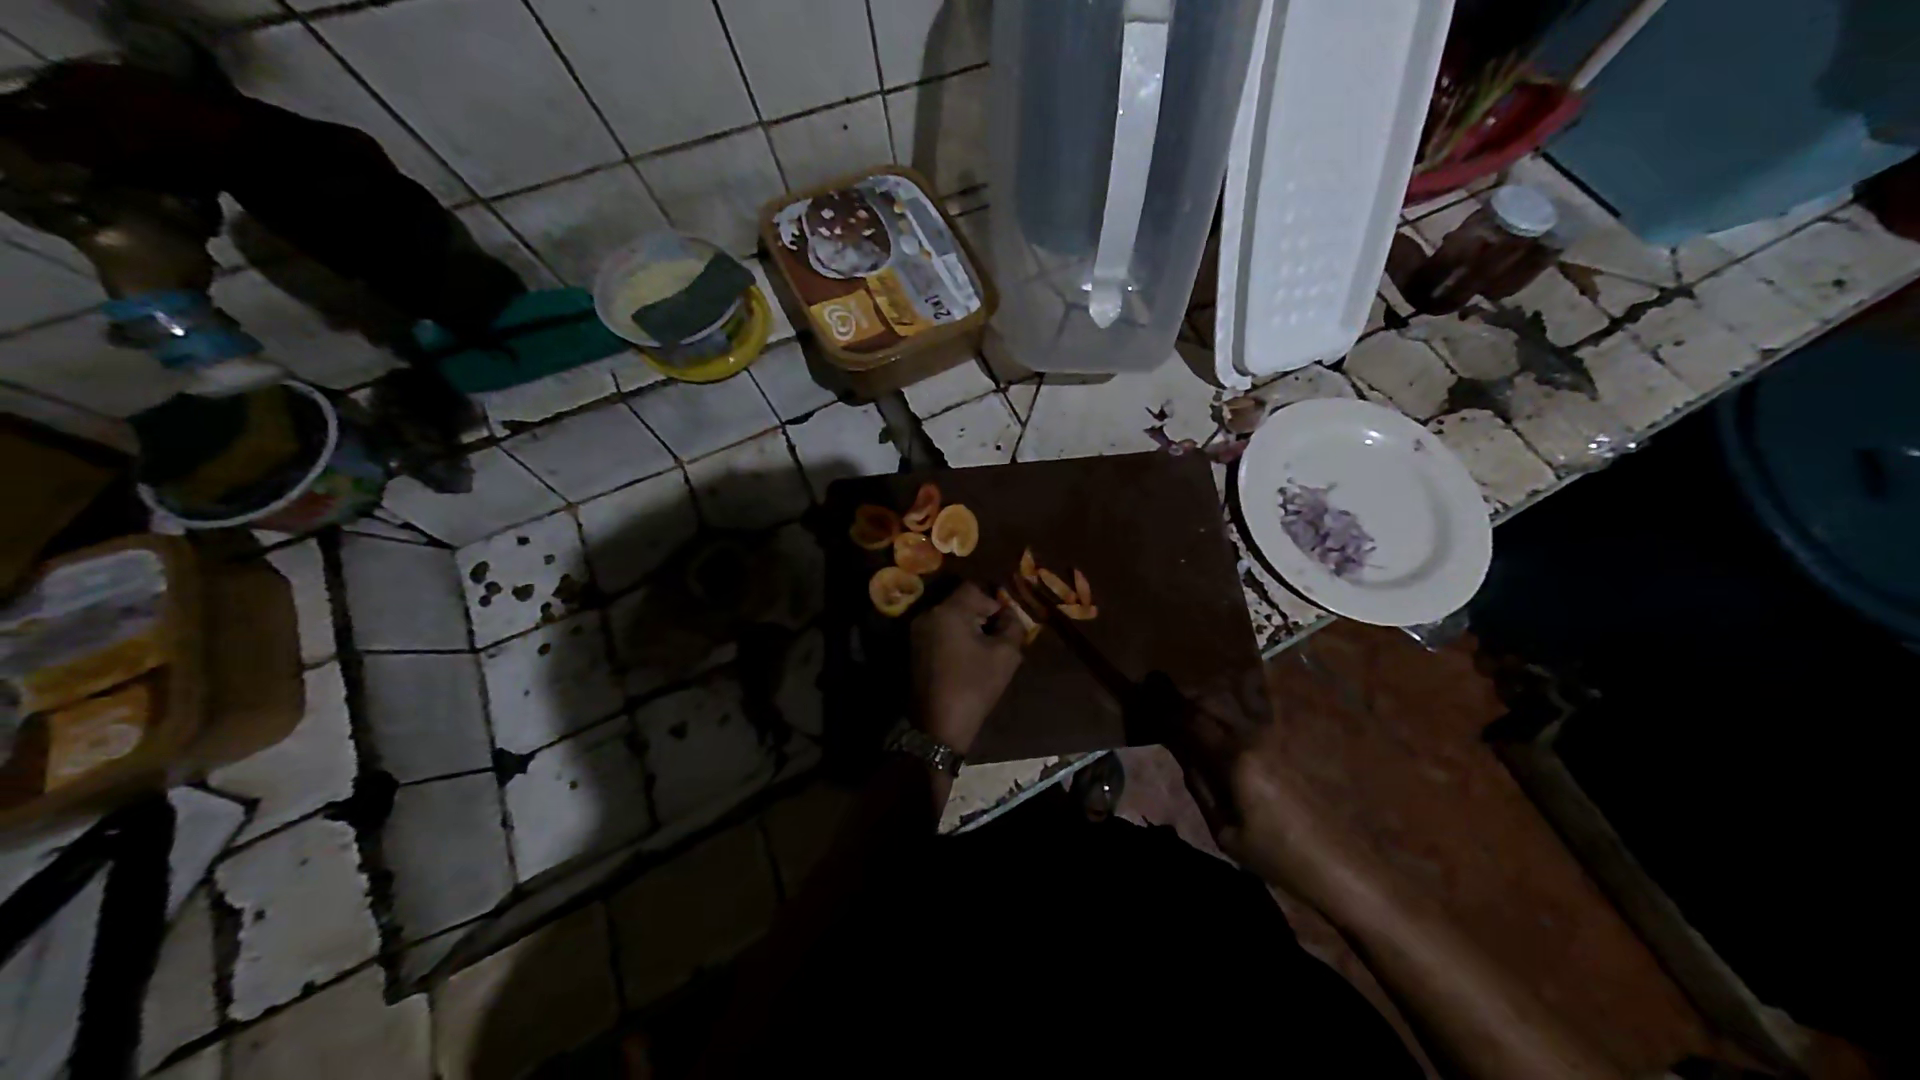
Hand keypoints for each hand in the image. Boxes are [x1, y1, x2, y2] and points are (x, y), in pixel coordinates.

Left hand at [909, 583, 1024, 754]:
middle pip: (960, 602)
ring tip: (983, 652)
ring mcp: (917, 633)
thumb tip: (1009, 615)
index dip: (994, 603)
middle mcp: (927, 615)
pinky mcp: (914, 650)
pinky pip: (939, 633)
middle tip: (997, 640)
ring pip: (949, 618)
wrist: (938, 725)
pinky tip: (965, 661)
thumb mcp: (1006, 655)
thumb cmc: (974, 686)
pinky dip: (954, 639)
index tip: (1005, 627)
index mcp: (948, 611)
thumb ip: (1013, 626)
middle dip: (981, 616)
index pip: (974, 589)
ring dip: (968, 628)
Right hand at [1168, 702, 1388, 911]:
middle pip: (1211, 710)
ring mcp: (1274, 744)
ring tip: (1181, 712)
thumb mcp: (1225, 833)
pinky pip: (1245, 731)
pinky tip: (1213, 735)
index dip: (1167, 706)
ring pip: (1228, 719)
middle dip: (1184, 702)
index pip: (1192, 721)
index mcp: (1235, 759)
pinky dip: (1224, 727)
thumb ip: (1200, 790)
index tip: (1144, 693)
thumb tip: (1185, 760)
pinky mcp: (1287, 753)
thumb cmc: (1278, 856)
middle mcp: (1254, 740)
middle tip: (1158, 695)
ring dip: (1205, 713)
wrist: (1341, 867)